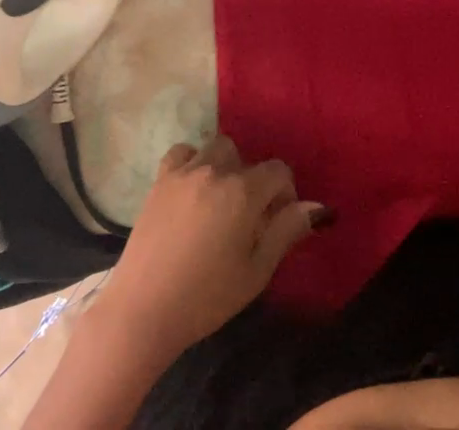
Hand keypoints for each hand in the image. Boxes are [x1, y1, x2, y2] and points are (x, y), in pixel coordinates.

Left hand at [99, 136, 324, 354]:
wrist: (143, 309)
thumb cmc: (207, 297)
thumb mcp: (257, 270)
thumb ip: (286, 231)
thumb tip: (315, 207)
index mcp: (243, 192)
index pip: (279, 171)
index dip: (286, 194)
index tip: (278, 222)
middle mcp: (214, 172)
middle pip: (246, 158)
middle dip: (255, 180)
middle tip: (250, 217)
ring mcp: (183, 173)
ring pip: (216, 148)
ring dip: (226, 167)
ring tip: (221, 202)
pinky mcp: (159, 182)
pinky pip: (182, 152)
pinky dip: (192, 162)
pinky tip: (193, 190)